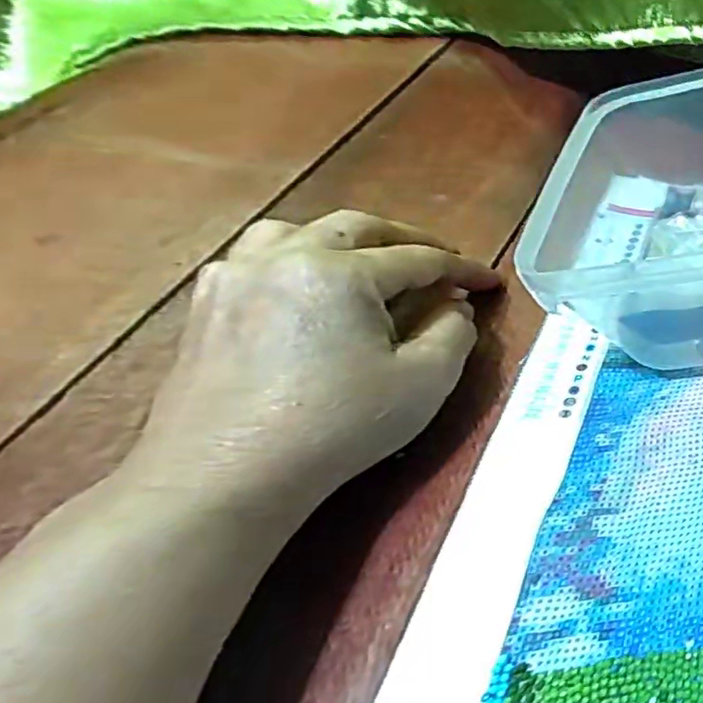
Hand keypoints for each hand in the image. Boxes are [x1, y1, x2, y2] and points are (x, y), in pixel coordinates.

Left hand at [122, 211, 500, 522]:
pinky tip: (321, 291)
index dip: (463, 269)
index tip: (493, 282)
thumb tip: (453, 308)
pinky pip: (260, 259)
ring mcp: (235, 279)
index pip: (419, 258)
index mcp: (337, 273)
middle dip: (410, 241)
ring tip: (379, 267)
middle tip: (446, 265)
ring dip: (350, 242)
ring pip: (298, 232)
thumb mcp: (427, 379)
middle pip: (356, 229)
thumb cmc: (340, 423)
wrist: (230, 474)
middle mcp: (280, 260)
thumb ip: (454, 331)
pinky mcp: (209, 306)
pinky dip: (303, 259)